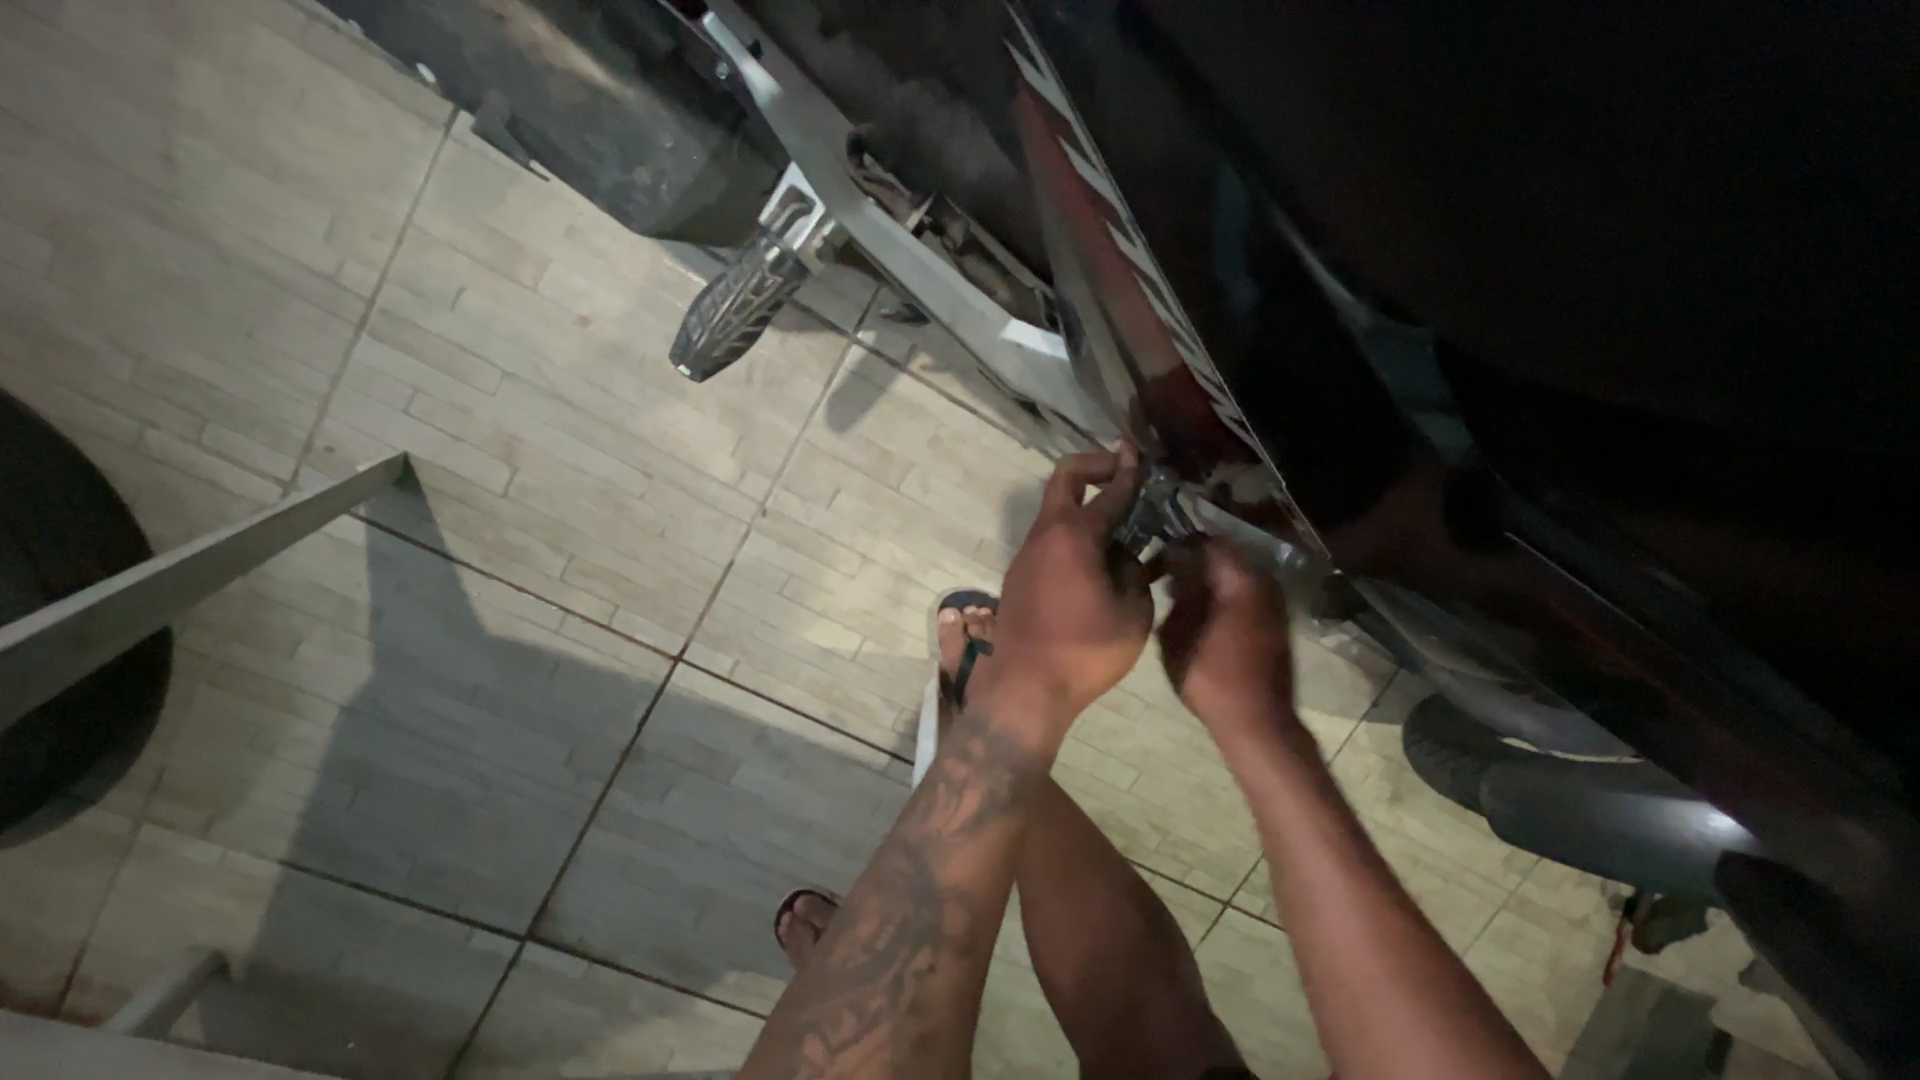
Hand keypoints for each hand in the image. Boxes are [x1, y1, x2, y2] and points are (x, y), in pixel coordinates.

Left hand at [974, 445, 1153, 727]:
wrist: (1025, 688)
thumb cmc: (1085, 652)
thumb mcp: (1132, 614)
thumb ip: (1134, 574)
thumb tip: (1124, 558)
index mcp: (1074, 537)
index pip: (1109, 492)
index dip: (1129, 470)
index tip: (1139, 452)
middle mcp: (1045, 536)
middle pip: (1065, 480)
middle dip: (1095, 467)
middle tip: (1124, 473)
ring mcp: (1026, 555)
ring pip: (1055, 512)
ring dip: (1084, 506)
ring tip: (1121, 528)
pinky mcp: (1019, 576)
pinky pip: (1050, 540)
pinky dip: (1074, 535)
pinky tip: (1098, 561)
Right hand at [1157, 537, 1297, 739]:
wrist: (1257, 720)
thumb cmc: (1210, 677)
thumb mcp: (1177, 633)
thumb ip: (1177, 592)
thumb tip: (1175, 566)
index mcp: (1240, 578)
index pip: (1204, 542)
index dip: (1175, 547)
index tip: (1154, 562)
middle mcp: (1263, 581)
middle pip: (1223, 554)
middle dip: (1192, 560)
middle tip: (1164, 575)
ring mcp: (1274, 601)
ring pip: (1235, 573)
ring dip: (1208, 577)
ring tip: (1179, 593)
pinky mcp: (1275, 620)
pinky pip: (1245, 591)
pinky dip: (1223, 593)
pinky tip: (1201, 611)